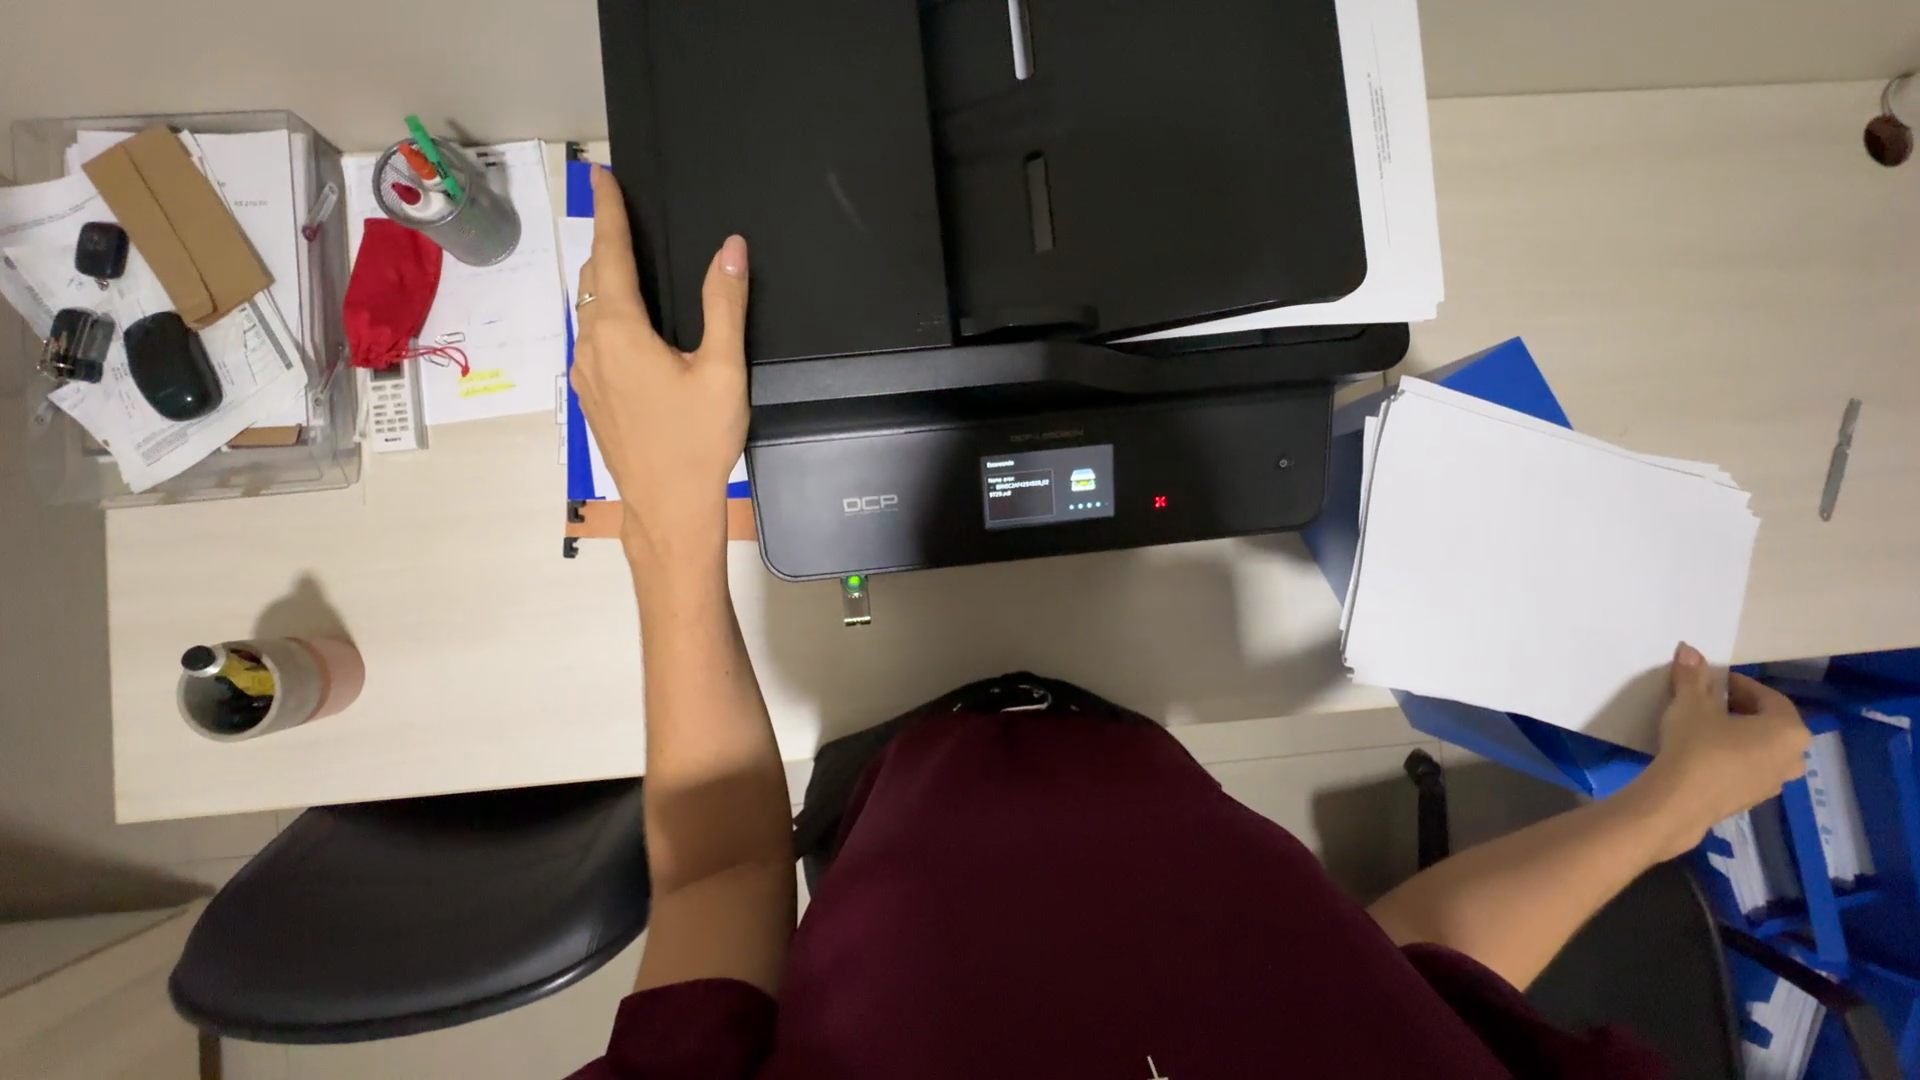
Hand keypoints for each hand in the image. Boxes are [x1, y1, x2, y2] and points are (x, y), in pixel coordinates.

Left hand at [571, 167, 749, 584]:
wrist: (668, 506)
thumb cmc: (698, 440)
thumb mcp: (722, 370)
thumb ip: (725, 305)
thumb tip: (730, 248)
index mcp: (621, 331)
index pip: (610, 254)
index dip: (610, 212)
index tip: (602, 176)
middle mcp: (592, 346)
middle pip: (592, 280)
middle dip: (606, 246)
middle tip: (626, 223)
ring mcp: (586, 375)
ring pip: (589, 313)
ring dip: (605, 284)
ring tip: (631, 271)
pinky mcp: (591, 399)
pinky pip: (593, 342)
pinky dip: (607, 318)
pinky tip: (631, 331)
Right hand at [1627, 643, 1811, 860]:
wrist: (1682, 797)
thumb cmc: (1696, 745)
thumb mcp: (1689, 705)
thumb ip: (1692, 677)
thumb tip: (1689, 648)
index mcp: (1787, 730)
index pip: (1769, 697)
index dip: (1738, 685)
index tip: (1710, 681)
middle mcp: (1794, 756)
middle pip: (1770, 724)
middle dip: (1740, 711)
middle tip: (1707, 703)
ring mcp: (1777, 781)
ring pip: (1762, 749)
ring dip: (1739, 735)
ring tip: (1704, 729)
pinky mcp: (1755, 797)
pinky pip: (1749, 768)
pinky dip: (1732, 757)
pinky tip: (1703, 755)